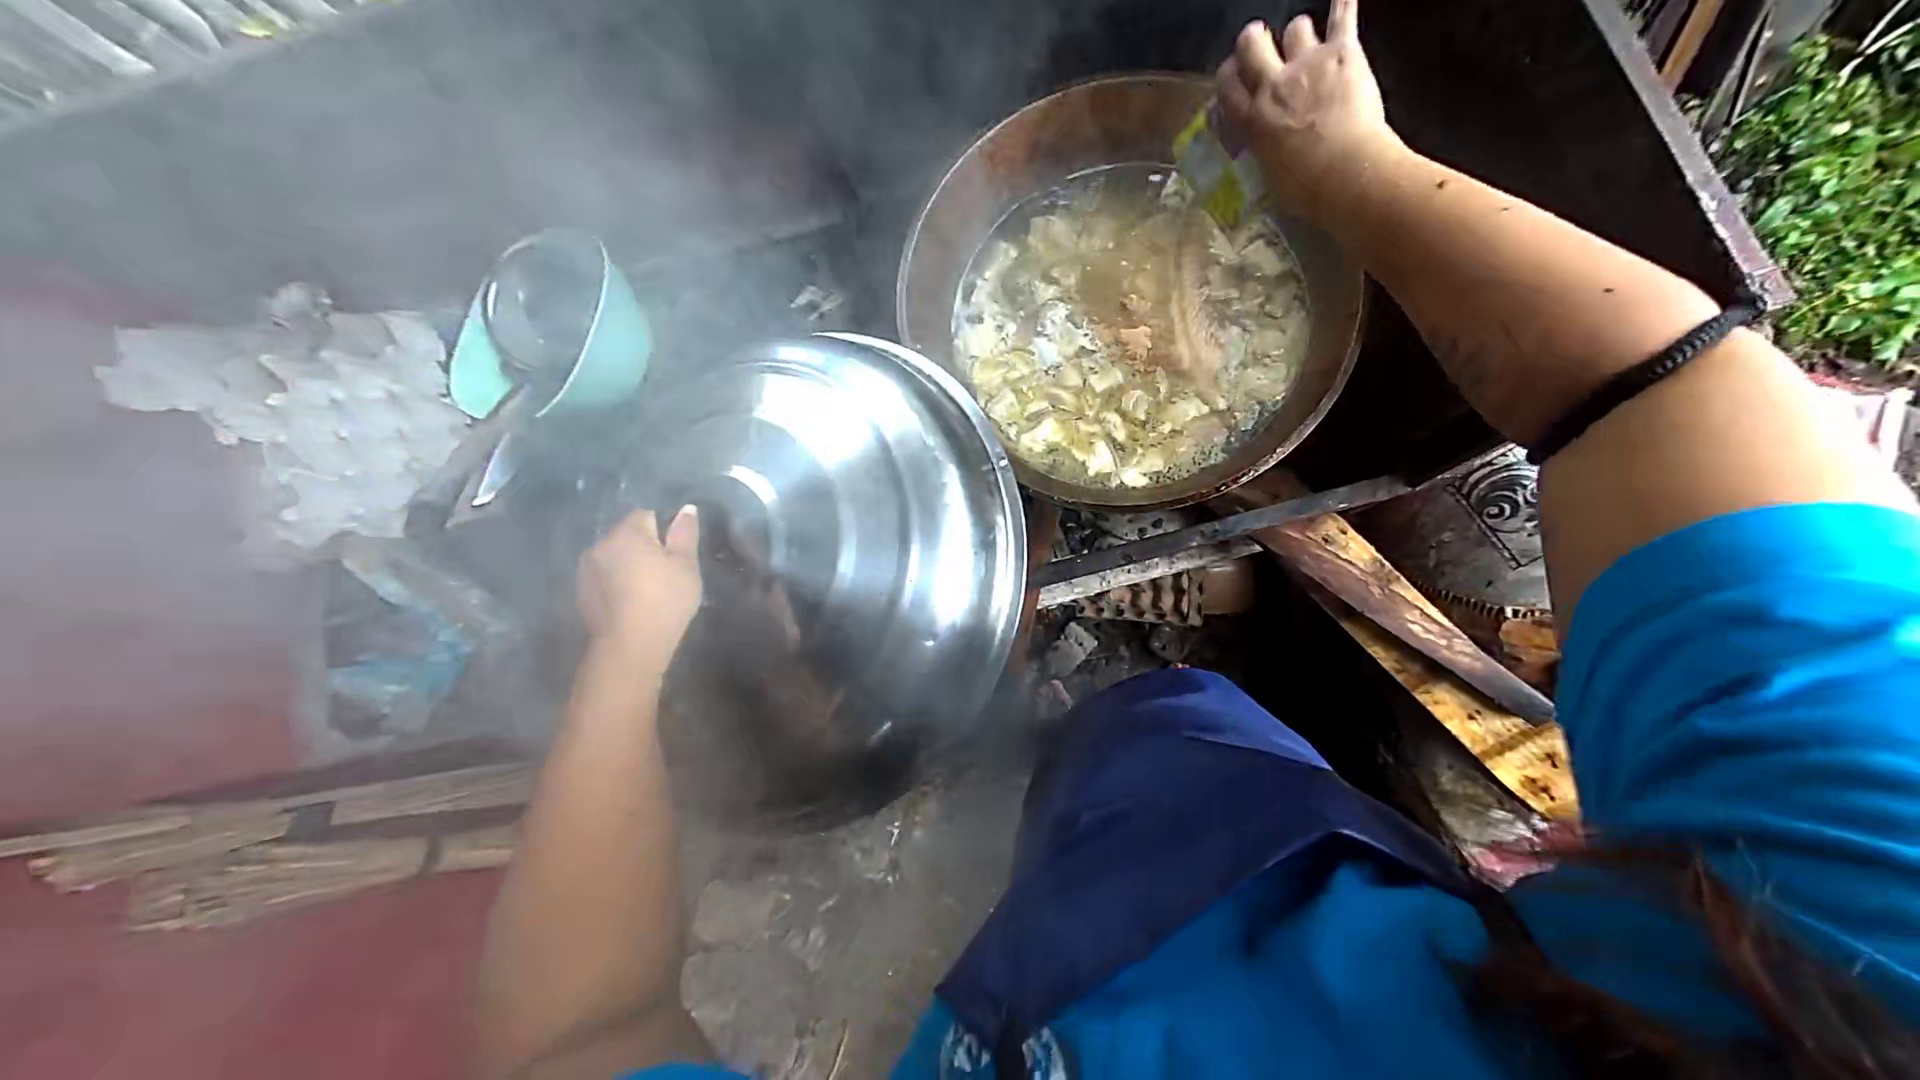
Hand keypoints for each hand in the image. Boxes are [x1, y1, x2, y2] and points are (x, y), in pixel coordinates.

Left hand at [577, 506, 702, 665]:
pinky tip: (631, 603)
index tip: (676, 555)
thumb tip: (686, 508)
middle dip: (645, 548)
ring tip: (648, 591)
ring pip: (614, 557)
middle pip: (628, 536)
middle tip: (667, 574)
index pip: (647, 515)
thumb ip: (685, 533)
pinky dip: (617, 583)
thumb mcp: (686, 565)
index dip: (665, 532)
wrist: (629, 646)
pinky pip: (604, 577)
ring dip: (629, 566)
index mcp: (627, 533)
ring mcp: (586, 570)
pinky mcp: (582, 593)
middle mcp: (600, 544)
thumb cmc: (665, 600)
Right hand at [1215, 3, 1398, 218]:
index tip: (1234, 73)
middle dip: (1255, 39)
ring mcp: (1308, 65)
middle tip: (1261, 43)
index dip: (1229, 73)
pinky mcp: (1343, 53)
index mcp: (1253, 121)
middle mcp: (1274, 86)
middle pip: (1252, 43)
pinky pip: (1343, 13)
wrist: (1347, 175)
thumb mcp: (1269, 172)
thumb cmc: (1306, 189)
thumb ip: (1264, 146)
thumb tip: (1265, 143)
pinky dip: (1343, 4)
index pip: (1227, 85)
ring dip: (1301, 33)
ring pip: (1296, 26)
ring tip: (1310, 43)